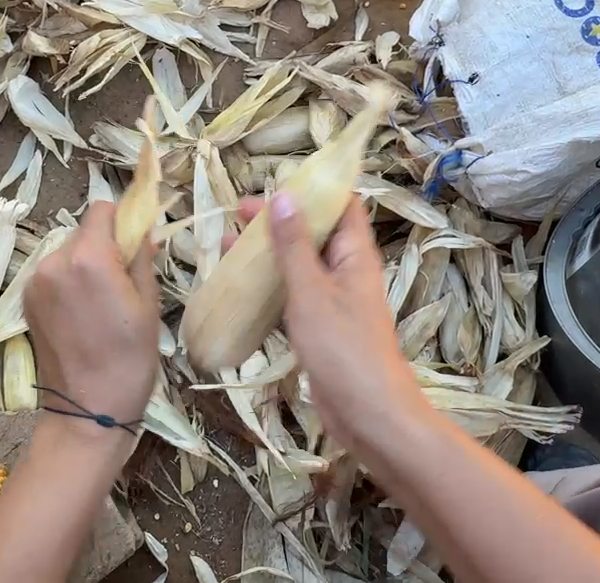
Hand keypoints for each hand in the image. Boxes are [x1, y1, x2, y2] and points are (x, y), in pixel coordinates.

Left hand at [24, 200, 160, 436]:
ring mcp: (35, 282)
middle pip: (83, 231)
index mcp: (87, 258)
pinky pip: (53, 274)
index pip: (102, 210)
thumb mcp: (148, 302)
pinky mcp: (26, 301)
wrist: (88, 412)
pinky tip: (81, 313)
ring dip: (85, 264)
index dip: (121, 221)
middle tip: (121, 282)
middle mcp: (54, 262)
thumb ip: (141, 255)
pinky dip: (68, 281)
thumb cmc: (129, 358)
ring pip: (67, 252)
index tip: (134, 246)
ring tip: (100, 303)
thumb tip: (140, 228)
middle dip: (104, 245)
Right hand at [250, 191, 430, 453]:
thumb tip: (282, 195)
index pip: (342, 205)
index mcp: (354, 254)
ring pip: (299, 266)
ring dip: (268, 255)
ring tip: (228, 246)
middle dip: (278, 221)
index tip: (276, 182)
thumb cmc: (344, 348)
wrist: (371, 417)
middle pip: (313, 233)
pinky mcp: (321, 329)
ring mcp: (335, 302)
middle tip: (238, 214)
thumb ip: (294, 244)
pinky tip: (241, 290)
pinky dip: (269, 289)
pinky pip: (292, 297)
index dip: (314, 189)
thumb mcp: (311, 290)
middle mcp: (346, 271)